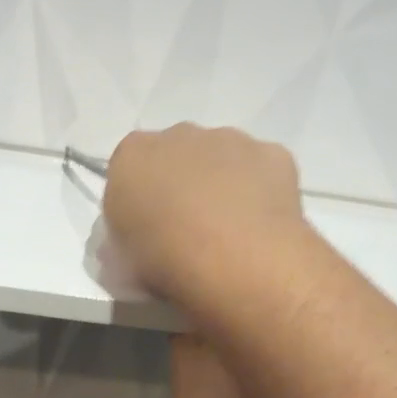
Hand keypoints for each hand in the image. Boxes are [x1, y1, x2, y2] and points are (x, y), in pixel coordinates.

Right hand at [103, 124, 304, 300]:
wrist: (234, 262)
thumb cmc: (165, 263)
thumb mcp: (123, 262)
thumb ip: (125, 240)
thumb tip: (140, 240)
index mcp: (131, 157)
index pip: (128, 170)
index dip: (140, 200)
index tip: (149, 230)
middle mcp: (179, 134)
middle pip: (177, 155)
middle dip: (182, 184)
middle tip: (190, 231)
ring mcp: (230, 139)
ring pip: (223, 157)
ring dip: (223, 184)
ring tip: (231, 232)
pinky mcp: (273, 153)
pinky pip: (263, 170)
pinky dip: (261, 190)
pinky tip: (262, 226)